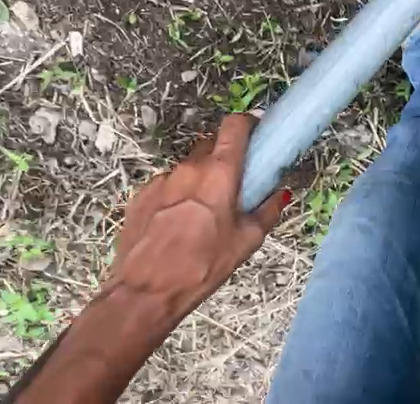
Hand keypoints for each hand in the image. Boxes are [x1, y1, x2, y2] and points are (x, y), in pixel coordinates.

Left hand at [102, 113, 287, 326]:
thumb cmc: (202, 266)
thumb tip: (280, 194)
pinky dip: (175, 196)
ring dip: (198, 179)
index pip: (234, 125)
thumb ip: (267, 211)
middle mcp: (190, 168)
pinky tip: (175, 224)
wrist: (142, 295)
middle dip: (223, 157)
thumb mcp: (247, 242)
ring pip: (187, 168)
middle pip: (211, 146)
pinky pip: (165, 186)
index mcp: (220, 171)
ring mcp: (161, 181)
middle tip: (230, 184)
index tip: (254, 133)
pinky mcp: (139, 197)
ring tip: (199, 212)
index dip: (246, 123)